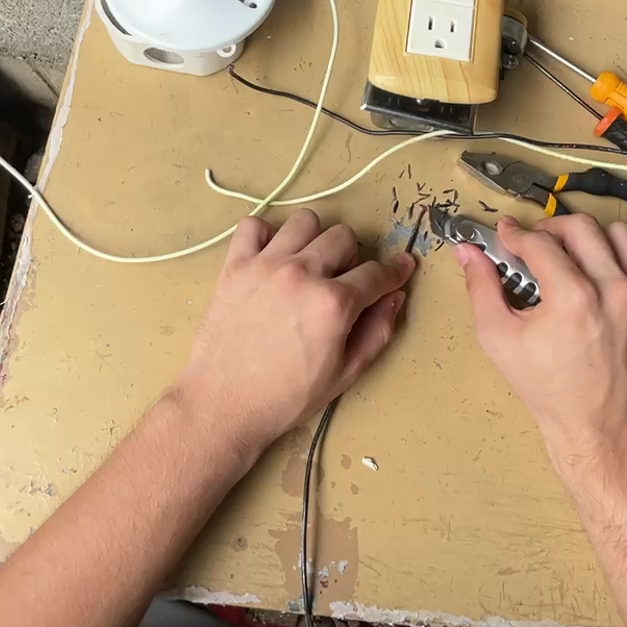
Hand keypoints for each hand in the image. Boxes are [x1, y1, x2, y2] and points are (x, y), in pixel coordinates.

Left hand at [173, 209, 415, 453]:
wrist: (224, 405)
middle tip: (341, 282)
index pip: (377, 273)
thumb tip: (395, 297)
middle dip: (352, 258)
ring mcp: (266, 265)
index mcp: (334, 303)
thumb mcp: (346, 374)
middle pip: (344, 237)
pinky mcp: (235, 265)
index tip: (402, 266)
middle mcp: (303, 273)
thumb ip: (378, 331)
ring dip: (314, 239)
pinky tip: (271, 258)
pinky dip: (266, 235)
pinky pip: (254, 226)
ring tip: (308, 265)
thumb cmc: (287, 397)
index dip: (395, 271)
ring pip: (305, 221)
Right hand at [457, 214, 626, 453]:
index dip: (515, 234)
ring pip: (618, 235)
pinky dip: (614, 260)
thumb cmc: (547, 386)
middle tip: (534, 242)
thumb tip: (468, 253)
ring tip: (569, 254)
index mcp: (572, 297)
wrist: (599, 425)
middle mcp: (614, 290)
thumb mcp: (499, 338)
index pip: (539, 241)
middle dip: (549, 227)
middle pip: (581, 226)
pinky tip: (595, 278)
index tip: (505, 234)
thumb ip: (481, 288)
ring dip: (588, 237)